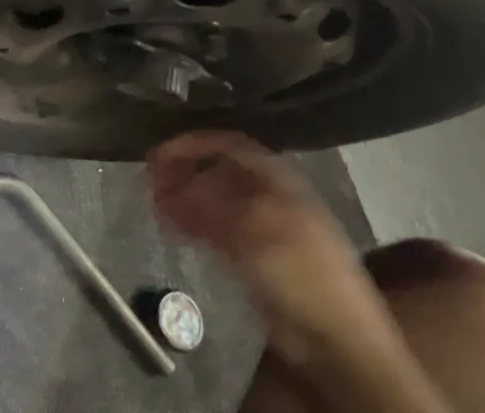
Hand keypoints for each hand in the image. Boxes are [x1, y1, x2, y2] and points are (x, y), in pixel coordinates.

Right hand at [147, 131, 388, 361]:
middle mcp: (269, 199)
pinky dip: (192, 223)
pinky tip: (170, 225)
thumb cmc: (303, 273)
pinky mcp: (253, 258)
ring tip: (153, 201)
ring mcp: (261, 229)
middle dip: (184, 172)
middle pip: (219, 173)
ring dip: (183, 197)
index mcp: (280, 182)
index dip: (194, 145)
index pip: (231, 146)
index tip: (159, 154)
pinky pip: (216, 230)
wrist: (335, 340)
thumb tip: (171, 186)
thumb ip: (214, 202)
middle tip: (149, 178)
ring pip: (214, 202)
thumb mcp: (258, 228)